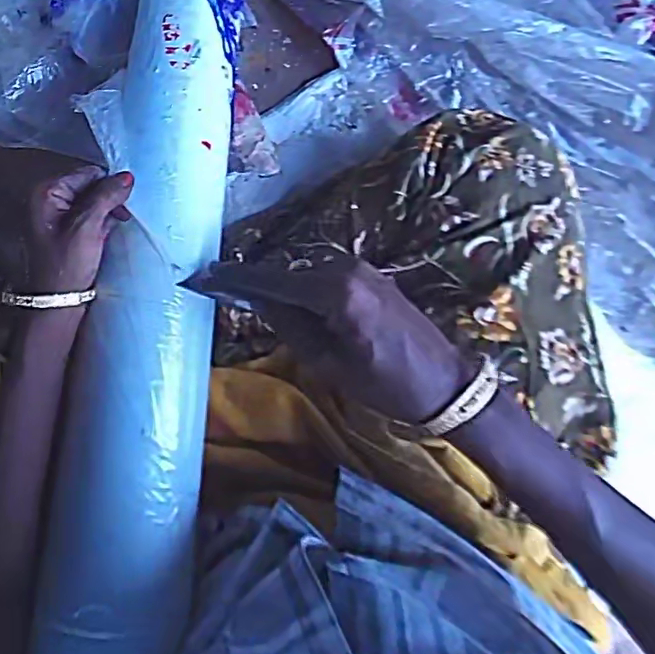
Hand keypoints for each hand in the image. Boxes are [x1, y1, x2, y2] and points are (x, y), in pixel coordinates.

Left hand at [23, 165, 133, 293]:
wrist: (57, 302)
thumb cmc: (67, 264)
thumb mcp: (88, 226)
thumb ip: (106, 196)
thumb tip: (127, 176)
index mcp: (47, 192)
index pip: (87, 173)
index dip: (108, 185)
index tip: (123, 202)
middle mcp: (47, 199)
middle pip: (89, 185)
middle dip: (108, 199)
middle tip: (121, 216)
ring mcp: (55, 215)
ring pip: (92, 202)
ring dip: (107, 212)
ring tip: (113, 228)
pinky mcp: (65, 230)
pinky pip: (89, 216)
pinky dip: (101, 222)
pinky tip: (107, 234)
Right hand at [192, 253, 479, 423]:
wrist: (449, 384)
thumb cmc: (389, 385)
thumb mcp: (330, 364)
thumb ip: (290, 326)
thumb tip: (260, 301)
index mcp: (336, 292)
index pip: (272, 281)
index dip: (236, 279)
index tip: (205, 276)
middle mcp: (346, 269)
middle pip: (288, 275)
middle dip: (262, 288)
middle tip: (232, 300)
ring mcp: (361, 268)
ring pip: (305, 276)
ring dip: (287, 292)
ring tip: (271, 314)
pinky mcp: (371, 274)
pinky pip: (325, 277)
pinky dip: (308, 291)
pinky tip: (301, 311)